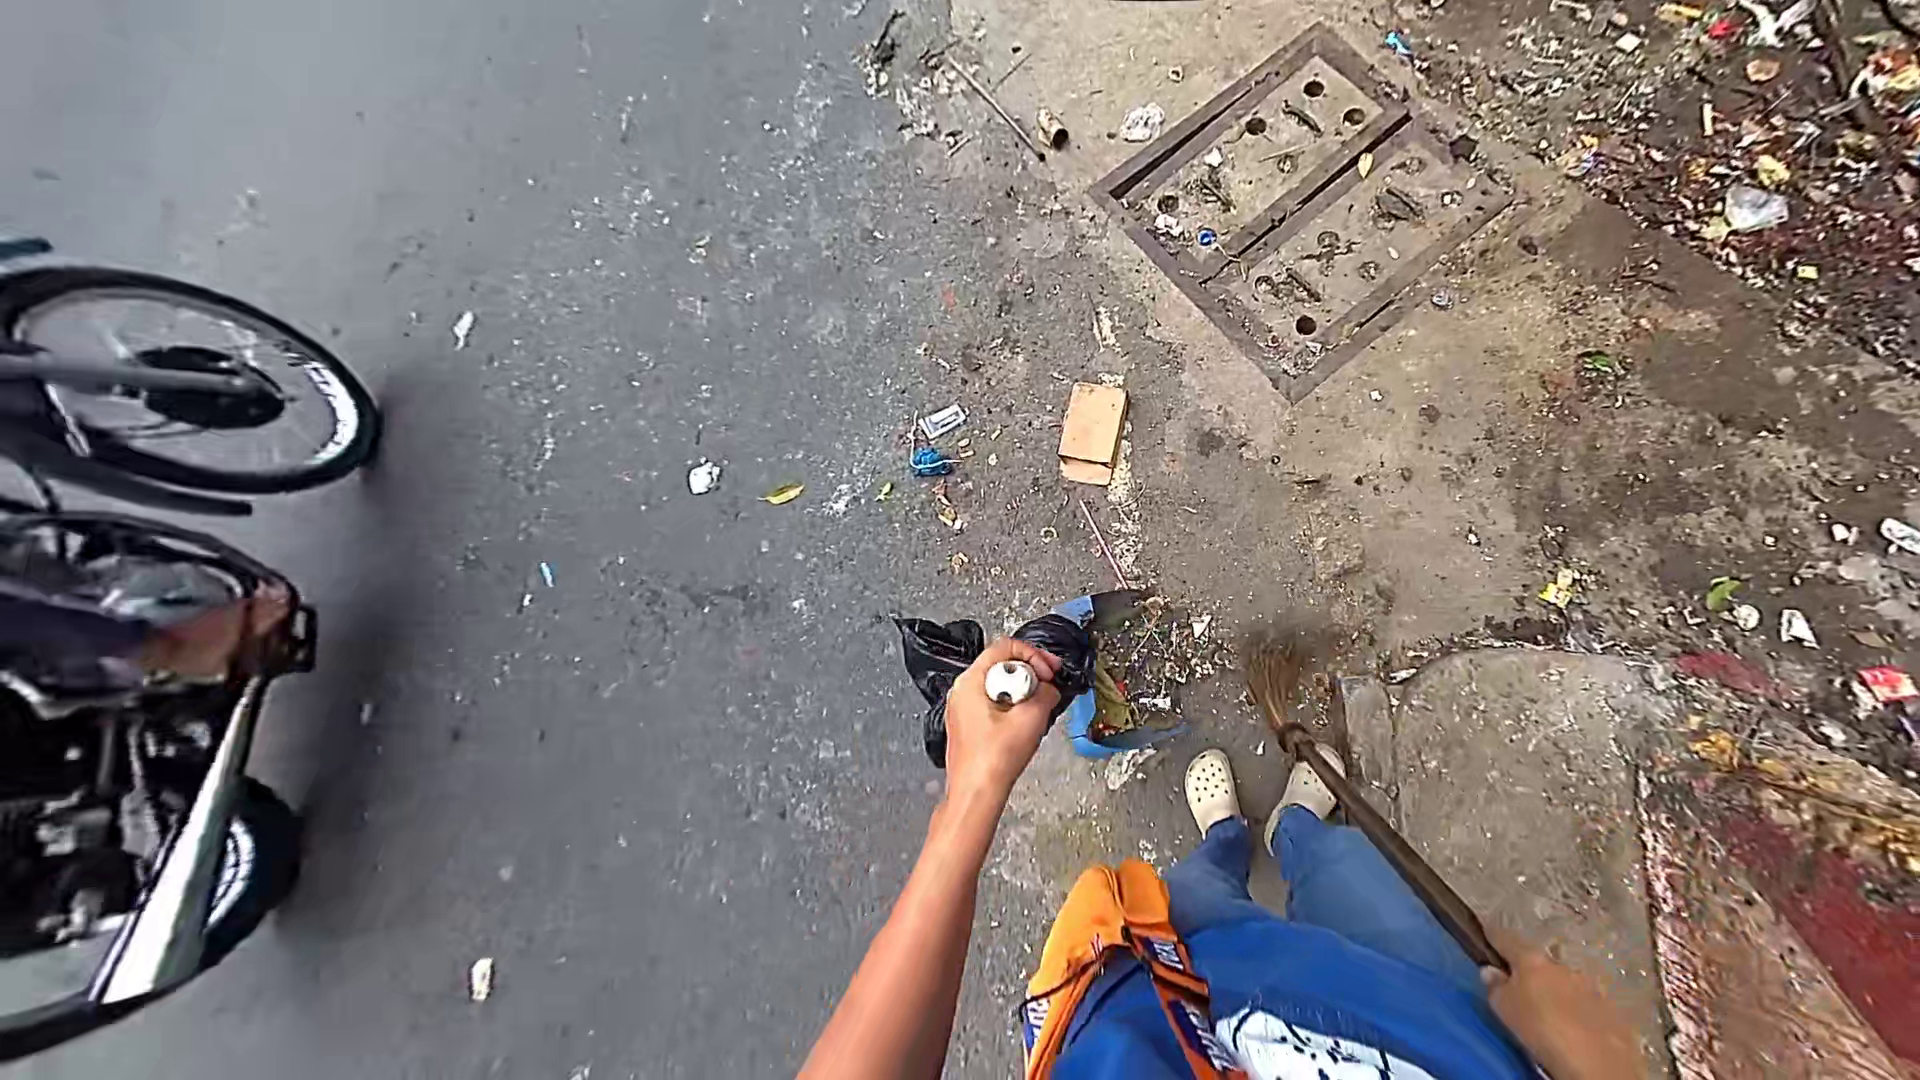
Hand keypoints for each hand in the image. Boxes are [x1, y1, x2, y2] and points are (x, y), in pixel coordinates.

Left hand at [942, 639, 1062, 801]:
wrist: (976, 794)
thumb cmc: (992, 761)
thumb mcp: (1031, 719)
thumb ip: (1045, 694)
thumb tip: (1050, 688)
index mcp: (970, 681)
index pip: (1004, 647)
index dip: (1033, 655)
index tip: (1048, 671)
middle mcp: (962, 690)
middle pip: (1001, 664)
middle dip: (1029, 672)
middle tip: (1048, 684)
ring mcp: (963, 707)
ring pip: (998, 684)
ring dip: (1022, 691)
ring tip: (1037, 708)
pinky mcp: (969, 723)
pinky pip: (993, 702)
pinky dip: (1011, 705)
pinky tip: (1023, 722)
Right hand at [1482, 928, 1644, 1079]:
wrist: (1599, 1070)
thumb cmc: (1540, 1030)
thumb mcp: (1502, 1008)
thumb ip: (1494, 985)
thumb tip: (1492, 971)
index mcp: (1531, 958)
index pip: (1504, 937)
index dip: (1491, 939)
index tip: (1484, 944)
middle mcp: (1563, 967)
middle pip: (1540, 962)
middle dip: (1531, 972)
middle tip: (1522, 990)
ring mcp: (1594, 990)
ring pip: (1567, 983)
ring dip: (1558, 992)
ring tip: (1553, 1013)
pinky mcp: (1617, 1016)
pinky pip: (1590, 1006)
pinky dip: (1581, 1012)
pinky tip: (1578, 1029)